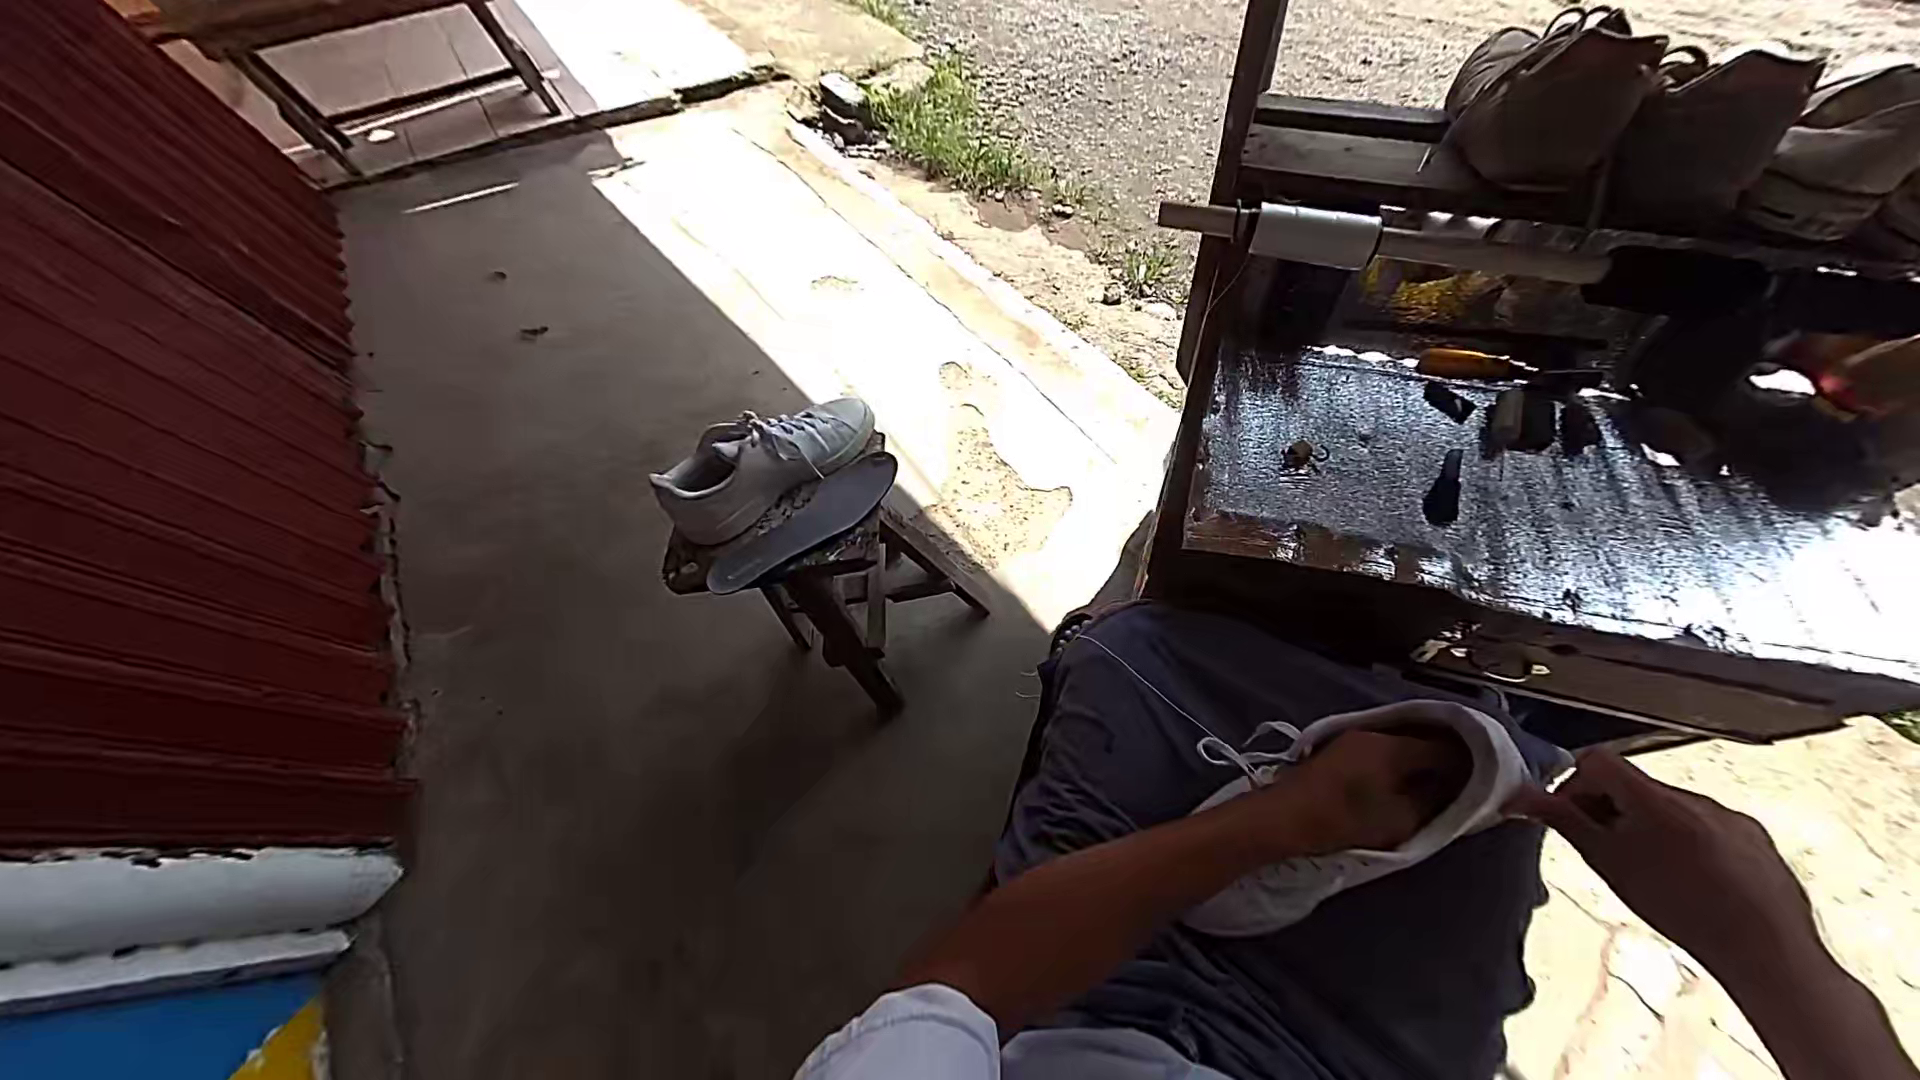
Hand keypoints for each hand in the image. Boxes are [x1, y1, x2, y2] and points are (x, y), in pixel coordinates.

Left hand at [1249, 728, 1471, 855]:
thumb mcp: (1404, 818)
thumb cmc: (1345, 819)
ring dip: (1426, 760)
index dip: (1475, 765)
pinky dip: (1403, 762)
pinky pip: (1384, 749)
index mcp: (1392, 746)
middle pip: (1425, 740)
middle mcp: (1373, 733)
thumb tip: (1466, 791)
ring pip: (1404, 744)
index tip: (1494, 785)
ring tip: (1447, 786)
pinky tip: (1411, 781)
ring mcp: (1353, 739)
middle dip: (1452, 760)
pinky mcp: (1340, 750)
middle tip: (1474, 785)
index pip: (1448, 747)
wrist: (1285, 816)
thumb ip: (1439, 801)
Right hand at [1506, 749, 1820, 983]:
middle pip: (1631, 785)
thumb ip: (1560, 818)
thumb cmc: (1685, 908)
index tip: (1572, 811)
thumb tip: (1522, 796)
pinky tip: (1684, 875)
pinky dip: (1685, 841)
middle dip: (1609, 807)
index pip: (1596, 760)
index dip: (1575, 782)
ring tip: (1647, 866)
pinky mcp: (1757, 842)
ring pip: (1667, 806)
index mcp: (1654, 798)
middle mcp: (1695, 800)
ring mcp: (1732, 821)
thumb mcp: (1603, 858)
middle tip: (1603, 843)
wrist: (1769, 956)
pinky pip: (1704, 825)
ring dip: (1646, 824)